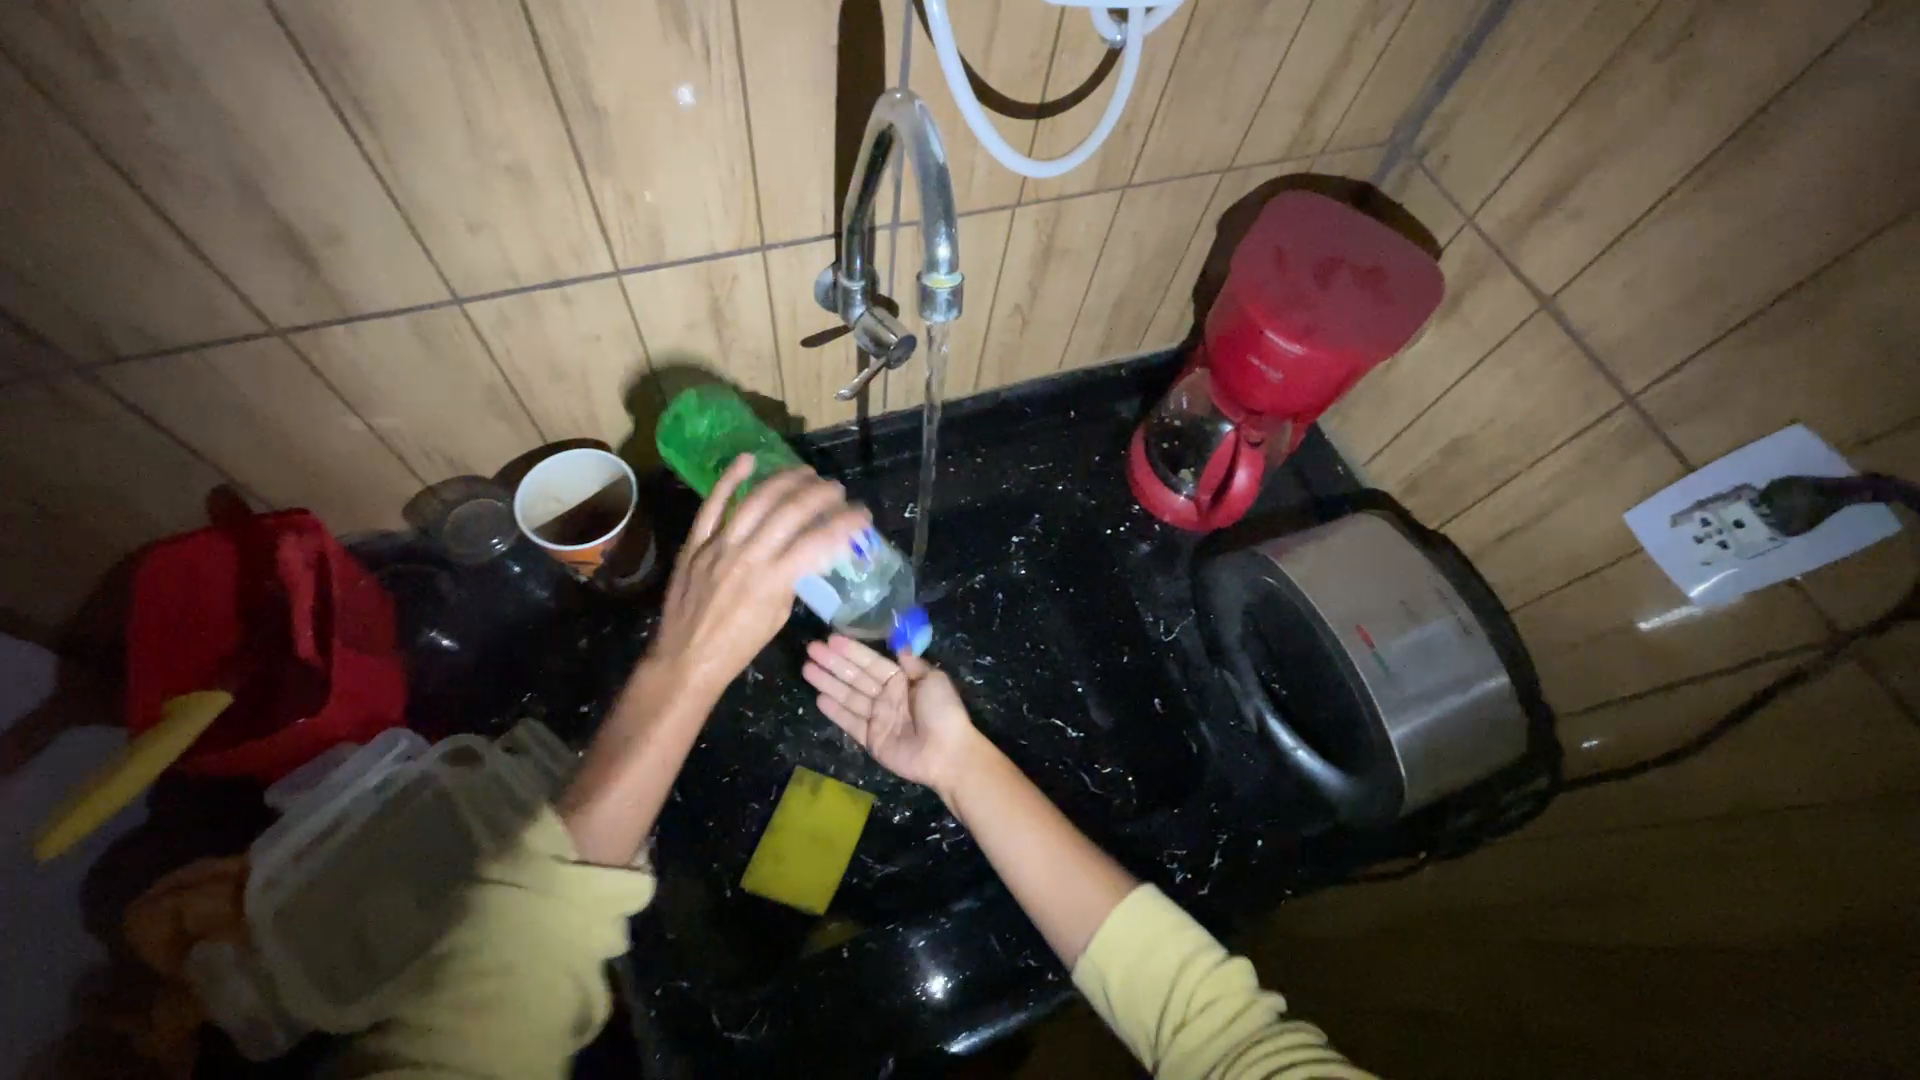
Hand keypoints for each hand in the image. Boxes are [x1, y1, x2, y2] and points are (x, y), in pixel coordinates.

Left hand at [648, 456, 869, 700]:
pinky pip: (713, 505)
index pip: (819, 541)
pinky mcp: (696, 543)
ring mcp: (719, 546)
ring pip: (756, 501)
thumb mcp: (778, 616)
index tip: (863, 514)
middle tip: (836, 490)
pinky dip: (730, 480)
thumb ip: (790, 579)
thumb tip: (804, 555)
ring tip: (807, 473)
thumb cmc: (738, 646)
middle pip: (791, 512)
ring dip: (785, 481)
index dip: (846, 523)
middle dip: (820, 495)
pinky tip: (748, 460)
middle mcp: (748, 556)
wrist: (686, 659)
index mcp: (773, 580)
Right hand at [803, 634, 990, 798]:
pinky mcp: (871, 739)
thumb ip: (912, 663)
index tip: (831, 639)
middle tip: (811, 649)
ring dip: (828, 683)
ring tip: (807, 668)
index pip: (871, 662)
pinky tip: (818, 698)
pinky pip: (850, 722)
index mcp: (902, 680)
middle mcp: (887, 697)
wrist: (947, 753)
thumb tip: (901, 645)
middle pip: (856, 677)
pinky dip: (835, 711)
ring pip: (848, 696)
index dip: (851, 651)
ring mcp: (878, 718)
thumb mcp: (933, 680)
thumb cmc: (943, 712)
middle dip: (833, 663)